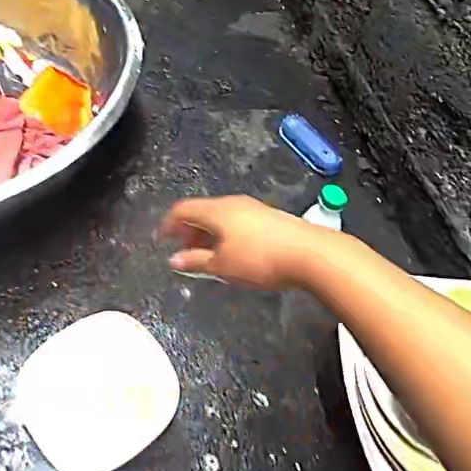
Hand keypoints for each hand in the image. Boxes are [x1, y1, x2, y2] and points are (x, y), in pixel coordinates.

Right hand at [160, 195, 345, 289]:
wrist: (309, 253)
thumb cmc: (259, 259)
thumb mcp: (222, 266)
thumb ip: (196, 261)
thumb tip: (175, 259)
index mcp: (218, 210)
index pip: (183, 209)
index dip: (168, 224)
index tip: (162, 240)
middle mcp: (235, 203)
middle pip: (203, 211)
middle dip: (190, 230)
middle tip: (184, 252)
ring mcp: (254, 208)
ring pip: (222, 217)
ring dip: (209, 234)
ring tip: (207, 257)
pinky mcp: (270, 218)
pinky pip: (239, 222)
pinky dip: (227, 234)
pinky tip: (233, 253)